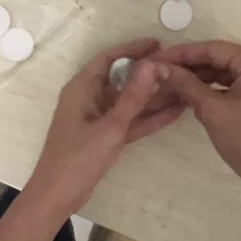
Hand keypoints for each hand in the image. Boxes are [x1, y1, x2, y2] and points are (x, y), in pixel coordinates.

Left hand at [26, 39, 184, 213]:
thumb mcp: (111, 126)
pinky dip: (148, 118)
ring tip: (183, 88)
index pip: (109, 59)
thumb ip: (133, 97)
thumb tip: (151, 65)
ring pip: (128, 101)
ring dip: (153, 97)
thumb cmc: (79, 158)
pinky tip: (174, 113)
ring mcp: (97, 118)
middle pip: (121, 79)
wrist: (58, 196)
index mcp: (82, 88)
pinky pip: (129, 121)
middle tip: (178, 67)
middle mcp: (88, 98)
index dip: (133, 49)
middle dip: (148, 74)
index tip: (159, 44)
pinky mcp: (104, 137)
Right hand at [152, 41, 240, 195]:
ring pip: (225, 71)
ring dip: (199, 77)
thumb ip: (184, 83)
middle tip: (159, 70)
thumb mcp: (211, 109)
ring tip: (169, 81)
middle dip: (189, 66)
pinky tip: (190, 92)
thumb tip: (157, 67)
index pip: (213, 49)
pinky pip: (233, 83)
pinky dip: (213, 87)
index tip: (155, 58)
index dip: (181, 54)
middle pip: (220, 58)